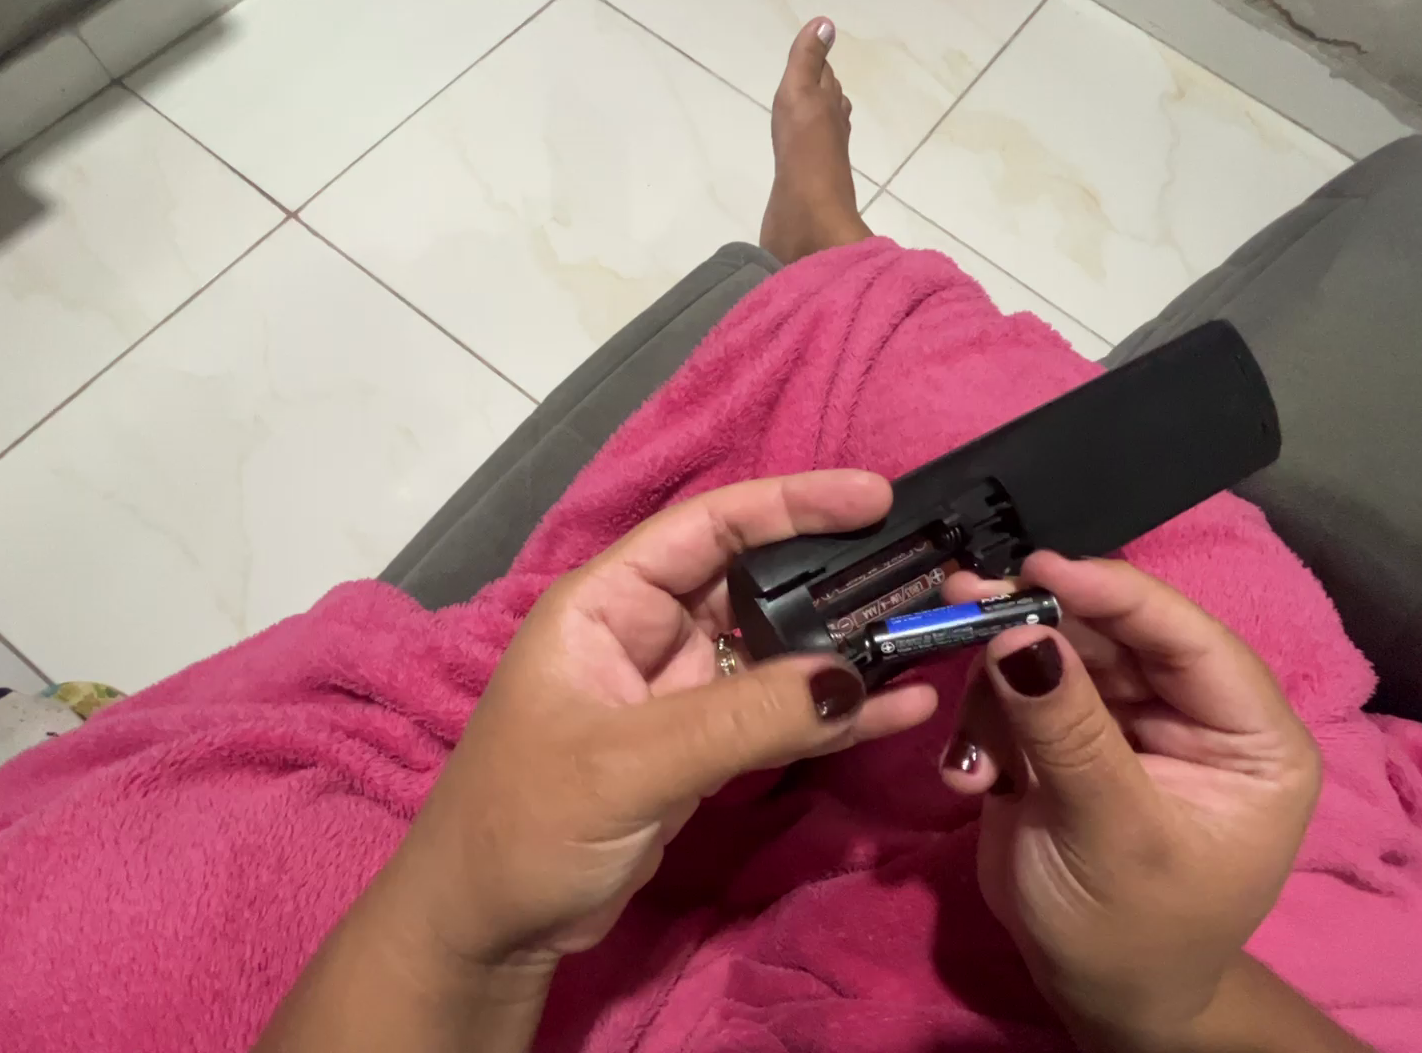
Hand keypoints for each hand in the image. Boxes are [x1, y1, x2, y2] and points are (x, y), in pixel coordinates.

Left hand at [390, 471, 938, 966]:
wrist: (493, 924)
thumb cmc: (527, 822)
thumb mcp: (627, 762)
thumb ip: (739, 719)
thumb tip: (851, 680)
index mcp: (609, 601)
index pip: (708, 527)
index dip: (789, 503)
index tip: (873, 497)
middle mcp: (649, 630)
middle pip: (755, 583)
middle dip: (834, 575)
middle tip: (923, 569)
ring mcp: (682, 689)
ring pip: (776, 649)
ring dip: (845, 645)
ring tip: (928, 629)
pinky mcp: (706, 742)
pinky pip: (780, 713)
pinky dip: (833, 712)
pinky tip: (900, 707)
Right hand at [936, 553, 1322, 1048]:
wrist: (1088, 983)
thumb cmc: (1131, 928)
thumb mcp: (1109, 834)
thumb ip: (1066, 730)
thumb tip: (1016, 634)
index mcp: (1246, 736)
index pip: (1188, 638)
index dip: (1115, 593)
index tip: (1036, 567)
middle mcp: (1182, 710)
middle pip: (1103, 631)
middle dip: (1029, 627)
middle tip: (957, 604)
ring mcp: (1114, 717)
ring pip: (1043, 652)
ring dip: (993, 694)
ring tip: (974, 764)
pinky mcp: (1056, 729)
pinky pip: (1008, 689)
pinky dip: (979, 725)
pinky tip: (972, 781)